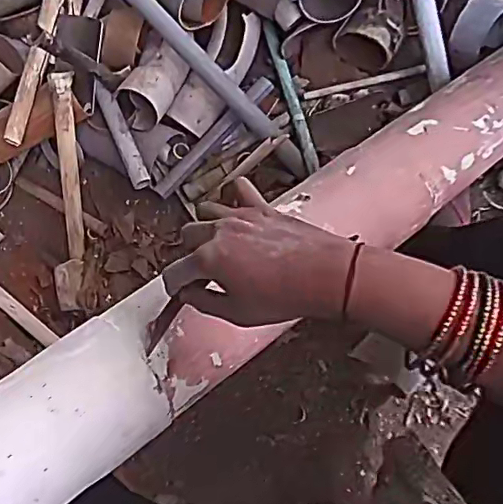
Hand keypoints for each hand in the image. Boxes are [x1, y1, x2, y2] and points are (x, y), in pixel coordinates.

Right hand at [160, 178, 359, 326]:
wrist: (329, 276)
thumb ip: (203, 302)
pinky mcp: (261, 208)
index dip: (174, 286)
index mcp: (208, 259)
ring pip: (204, 212)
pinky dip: (232, 198)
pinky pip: (238, 190)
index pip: (174, 271)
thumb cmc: (287, 295)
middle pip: (185, 237)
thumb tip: (190, 294)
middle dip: (188, 255)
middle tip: (202, 272)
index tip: (179, 290)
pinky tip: (235, 213)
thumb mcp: (237, 313)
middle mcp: (219, 231)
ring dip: (205, 229)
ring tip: (216, 246)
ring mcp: (240, 216)